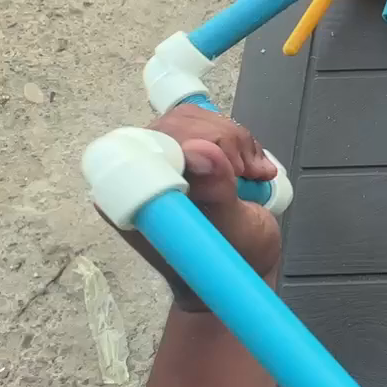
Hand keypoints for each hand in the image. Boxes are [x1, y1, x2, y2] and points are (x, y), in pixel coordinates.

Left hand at [118, 106, 282, 309]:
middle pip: (179, 123)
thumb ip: (215, 194)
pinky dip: (239, 141)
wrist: (244, 268)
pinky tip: (249, 167)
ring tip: (252, 174)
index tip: (237, 172)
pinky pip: (207, 125)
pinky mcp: (182, 156)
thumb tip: (200, 151)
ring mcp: (161, 163)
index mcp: (134, 194)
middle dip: (227, 142)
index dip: (203, 143)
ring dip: (237, 142)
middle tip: (250, 175)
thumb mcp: (233, 231)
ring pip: (196, 119)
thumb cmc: (235, 257)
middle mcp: (140, 173)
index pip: (160, 140)